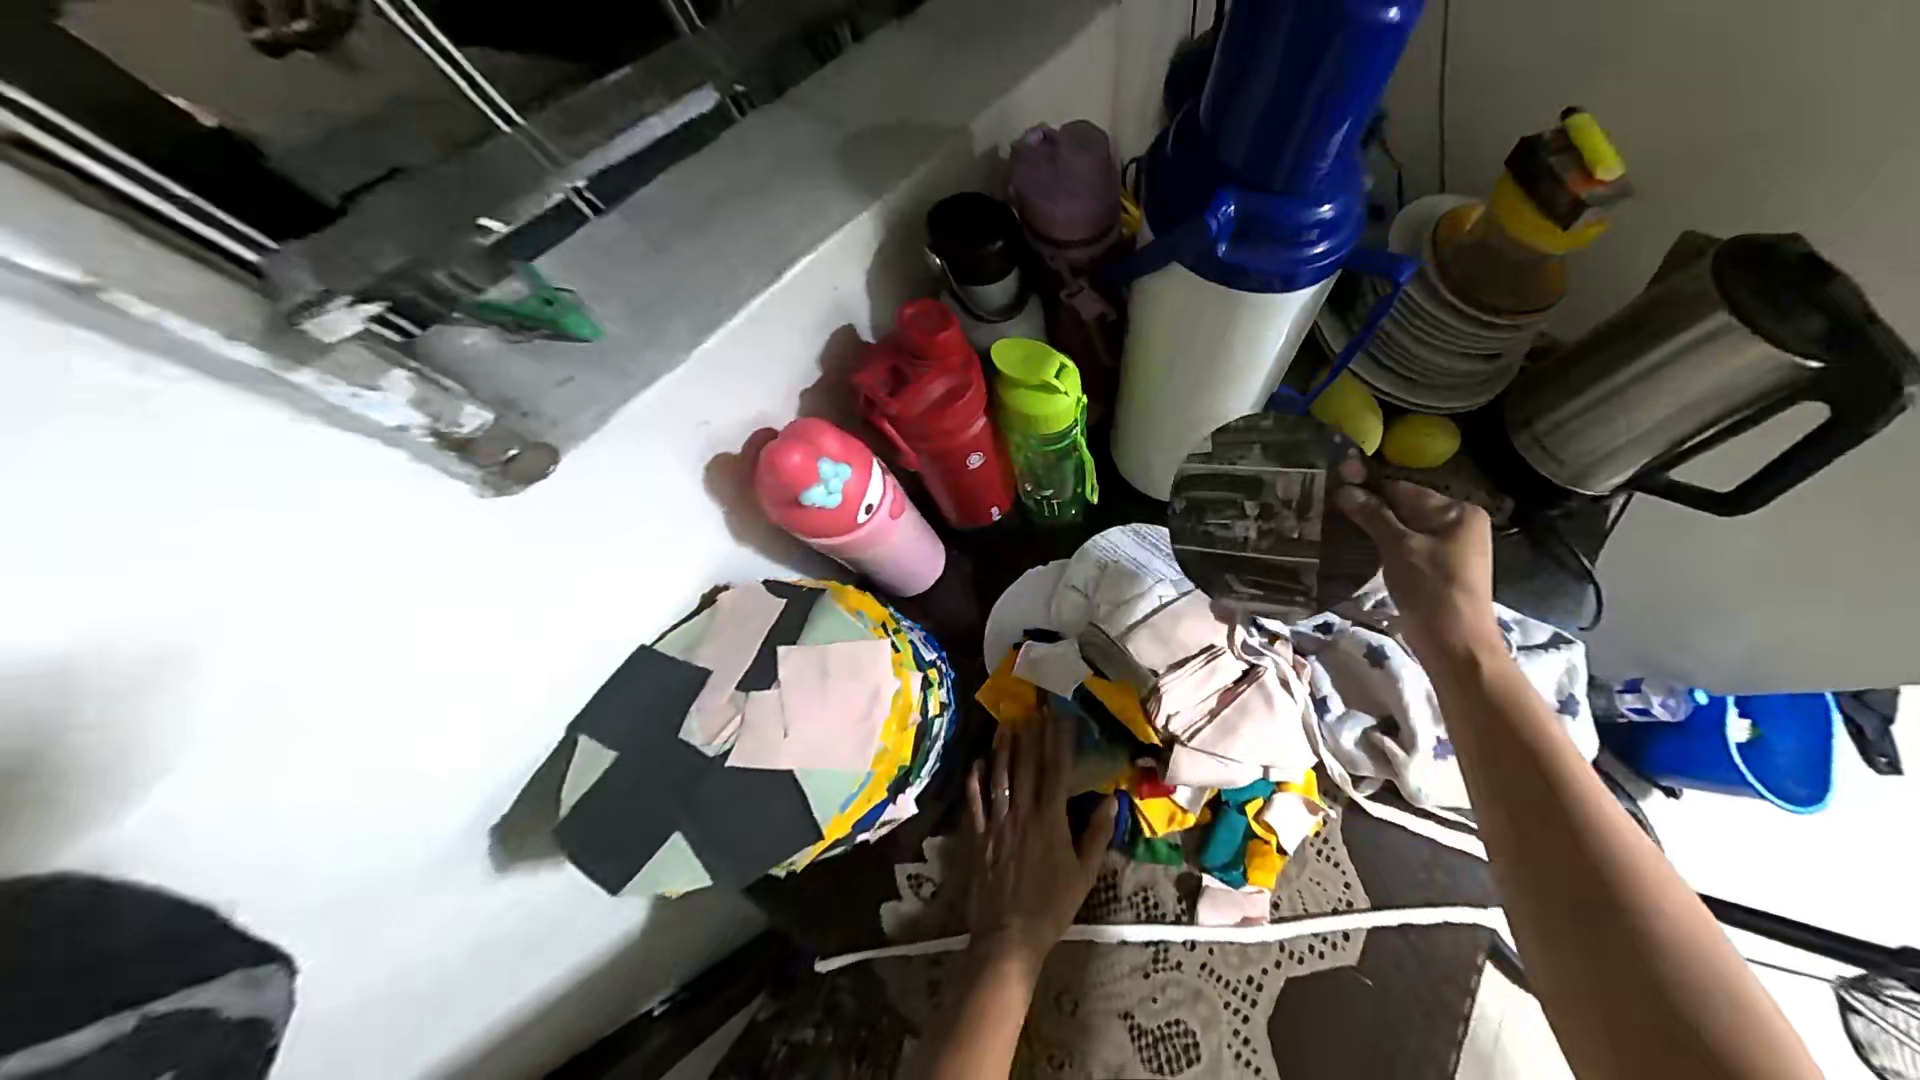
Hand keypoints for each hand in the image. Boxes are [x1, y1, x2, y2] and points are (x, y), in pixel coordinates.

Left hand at [963, 712, 1117, 978]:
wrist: (1009, 934)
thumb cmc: (1052, 905)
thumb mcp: (1084, 873)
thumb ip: (1096, 834)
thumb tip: (1111, 798)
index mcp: (1051, 821)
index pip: (1056, 772)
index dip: (1058, 742)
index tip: (1060, 718)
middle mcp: (1022, 814)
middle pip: (1027, 767)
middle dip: (1032, 736)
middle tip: (1033, 709)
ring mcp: (997, 823)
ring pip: (999, 778)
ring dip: (1003, 749)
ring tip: (1006, 724)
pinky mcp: (977, 835)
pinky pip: (974, 802)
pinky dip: (975, 781)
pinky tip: (976, 762)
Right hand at [1334, 456, 1500, 662]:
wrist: (1455, 641)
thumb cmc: (1430, 588)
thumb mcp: (1398, 547)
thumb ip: (1373, 515)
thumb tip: (1345, 489)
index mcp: (1458, 511)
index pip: (1403, 489)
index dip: (1368, 488)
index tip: (1335, 489)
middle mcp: (1460, 523)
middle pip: (1405, 507)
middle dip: (1371, 509)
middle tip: (1335, 511)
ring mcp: (1452, 546)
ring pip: (1405, 527)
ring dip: (1376, 527)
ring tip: (1344, 528)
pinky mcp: (1441, 566)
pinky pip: (1409, 544)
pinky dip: (1387, 544)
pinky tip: (1365, 549)